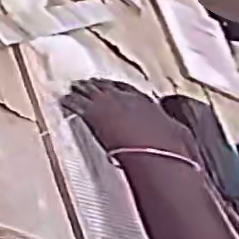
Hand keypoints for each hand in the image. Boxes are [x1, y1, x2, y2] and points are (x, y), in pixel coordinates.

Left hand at [61, 79, 196, 157]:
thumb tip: (168, 124)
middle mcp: (122, 97)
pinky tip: (63, 101)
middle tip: (84, 84)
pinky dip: (67, 100)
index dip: (114, 86)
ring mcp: (104, 102)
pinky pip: (73, 102)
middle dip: (93, 84)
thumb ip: (166, 122)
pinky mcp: (90, 112)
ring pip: (85, 89)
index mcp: (143, 100)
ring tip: (72, 88)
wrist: (154, 154)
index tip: (109, 86)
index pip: (124, 87)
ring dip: (78, 89)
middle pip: (102, 85)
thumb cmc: (170, 147)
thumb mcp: (176, 130)